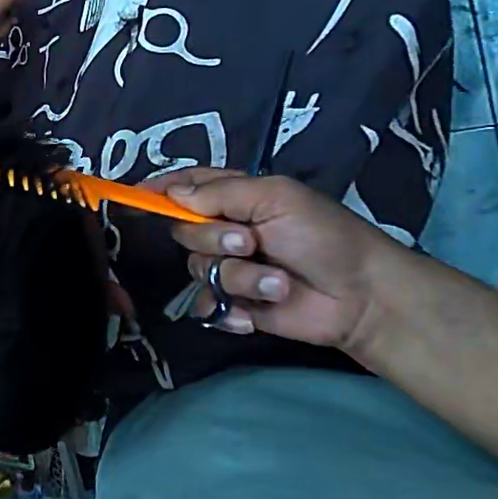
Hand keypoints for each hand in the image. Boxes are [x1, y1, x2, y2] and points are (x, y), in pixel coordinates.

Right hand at [144, 169, 413, 351]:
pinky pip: (209, 305)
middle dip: (213, 238)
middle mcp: (226, 229)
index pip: (186, 185)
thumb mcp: (275, 198)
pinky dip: (231, 309)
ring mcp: (231, 268)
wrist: (360, 296)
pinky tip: (255, 313)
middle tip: (250, 243)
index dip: (161, 189)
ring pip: (199, 269)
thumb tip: (171, 193)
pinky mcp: (237, 304)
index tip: (136, 196)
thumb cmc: (322, 235)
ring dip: (237, 278)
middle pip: (184, 229)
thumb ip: (220, 193)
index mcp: (236, 197)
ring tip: (276, 284)